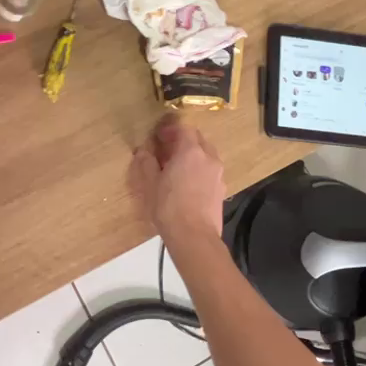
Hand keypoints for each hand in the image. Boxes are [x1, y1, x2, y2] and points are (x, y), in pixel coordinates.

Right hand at [129, 115, 224, 247]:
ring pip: (206, 155)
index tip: (159, 137)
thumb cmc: (169, 207)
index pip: (184, 129)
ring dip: (192, 156)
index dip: (170, 130)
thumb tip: (143, 152)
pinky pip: (210, 171)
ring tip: (176, 169)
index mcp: (191, 151)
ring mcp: (218, 174)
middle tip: (166, 151)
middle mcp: (209, 158)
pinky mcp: (222, 189)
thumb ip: (147, 163)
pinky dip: (199, 170)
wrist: (194, 236)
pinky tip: (187, 184)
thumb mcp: (151, 184)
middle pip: (198, 140)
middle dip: (182, 141)